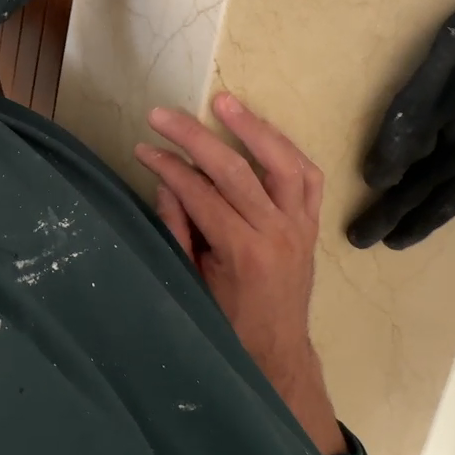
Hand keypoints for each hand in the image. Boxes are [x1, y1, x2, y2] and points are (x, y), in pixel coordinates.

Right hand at [135, 92, 347, 454]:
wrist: (276, 352)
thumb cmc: (226, 323)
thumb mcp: (190, 280)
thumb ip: (178, 229)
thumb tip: (166, 180)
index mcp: (243, 252)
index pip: (201, 193)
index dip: (168, 166)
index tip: (143, 148)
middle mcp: (277, 233)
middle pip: (235, 170)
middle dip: (193, 137)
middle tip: (161, 116)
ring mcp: (301, 226)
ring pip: (282, 163)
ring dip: (252, 128)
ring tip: (223, 102)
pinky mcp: (311, 224)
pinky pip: (307, 177)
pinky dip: (286, 149)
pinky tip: (263, 131)